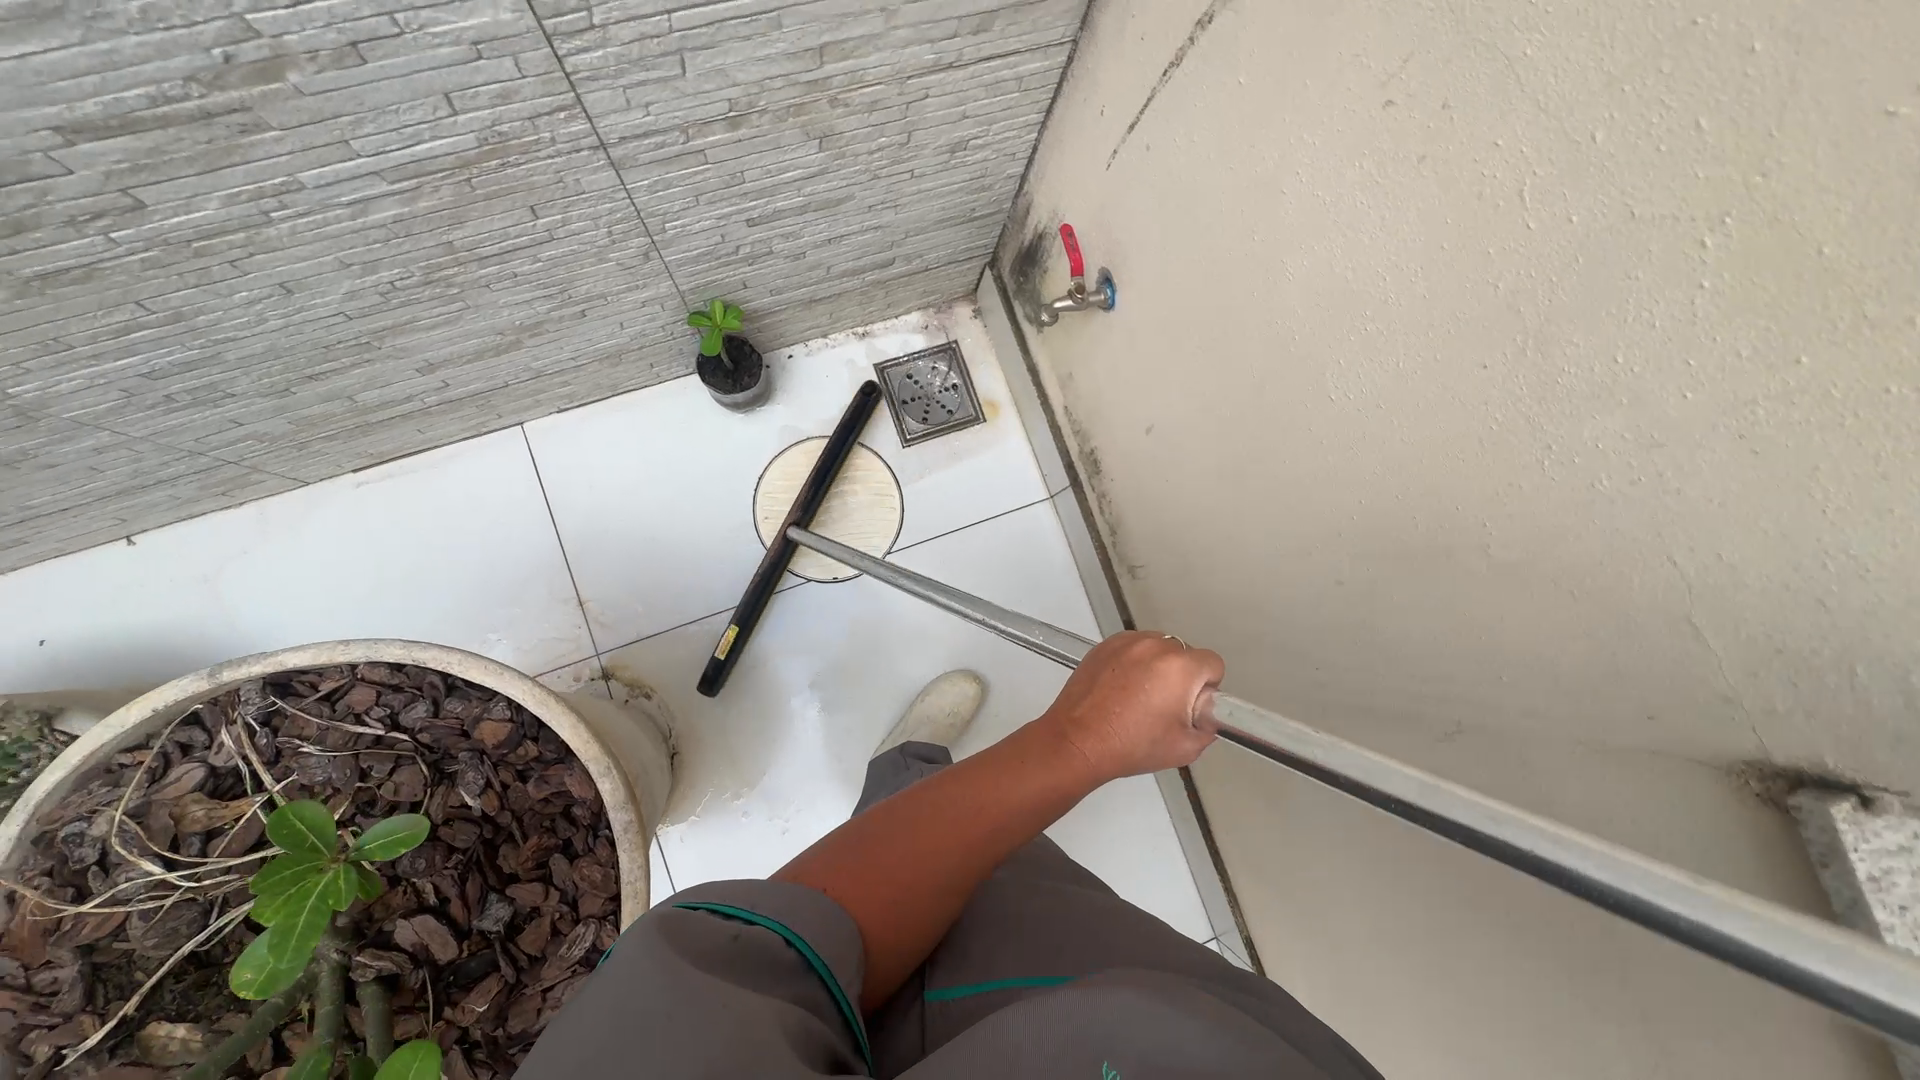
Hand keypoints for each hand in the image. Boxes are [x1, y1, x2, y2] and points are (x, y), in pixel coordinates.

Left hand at [1038, 631, 1224, 782]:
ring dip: (1157, 667)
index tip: (1195, 701)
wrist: (1079, 741)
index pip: (1213, 662)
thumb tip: (1208, 718)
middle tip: (1166, 705)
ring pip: (1157, 648)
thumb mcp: (1186, 748)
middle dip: (1182, 676)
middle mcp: (1153, 647)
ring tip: (1141, 699)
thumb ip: (1208, 728)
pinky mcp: (1105, 646)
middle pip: (1184, 653)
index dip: (1207, 685)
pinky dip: (1133, 663)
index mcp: (1179, 667)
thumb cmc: (1125, 744)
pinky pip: (1132, 648)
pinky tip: (1124, 690)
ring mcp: (1127, 643)